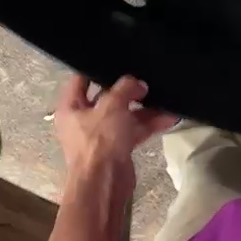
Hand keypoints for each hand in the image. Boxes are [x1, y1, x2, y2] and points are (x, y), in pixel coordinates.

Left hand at [53, 75, 177, 178]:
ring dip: (144, 107)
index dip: (97, 67)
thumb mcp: (112, 106)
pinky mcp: (117, 148)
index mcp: (70, 107)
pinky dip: (149, 124)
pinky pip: (134, 130)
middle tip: (147, 77)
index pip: (81, 79)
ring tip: (166, 96)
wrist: (104, 184)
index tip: (117, 57)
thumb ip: (126, 88)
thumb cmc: (99, 140)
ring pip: (124, 114)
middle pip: (107, 96)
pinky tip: (170, 116)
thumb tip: (139, 84)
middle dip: (128, 89)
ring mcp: (101, 135)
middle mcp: (83, 119)